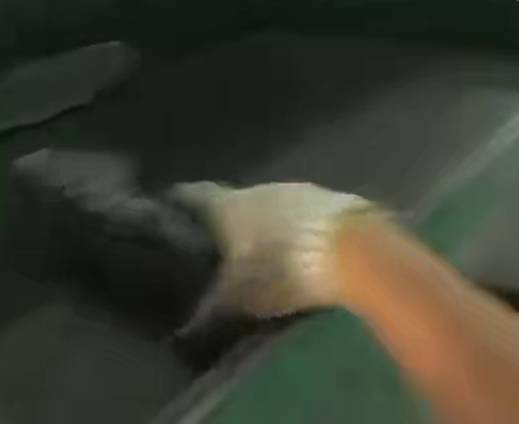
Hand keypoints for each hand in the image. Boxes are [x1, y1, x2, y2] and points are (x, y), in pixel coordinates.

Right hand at [173, 181, 378, 318]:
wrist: (351, 245)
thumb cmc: (281, 268)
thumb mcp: (236, 300)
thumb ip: (206, 313)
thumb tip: (183, 329)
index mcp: (231, 204)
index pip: (196, 194)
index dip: (180, 200)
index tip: (167, 207)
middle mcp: (261, 188)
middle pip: (235, 200)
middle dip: (224, 221)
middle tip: (211, 244)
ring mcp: (297, 189)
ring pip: (268, 205)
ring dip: (260, 223)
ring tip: (252, 249)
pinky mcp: (325, 197)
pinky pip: (295, 212)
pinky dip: (287, 227)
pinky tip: (289, 247)